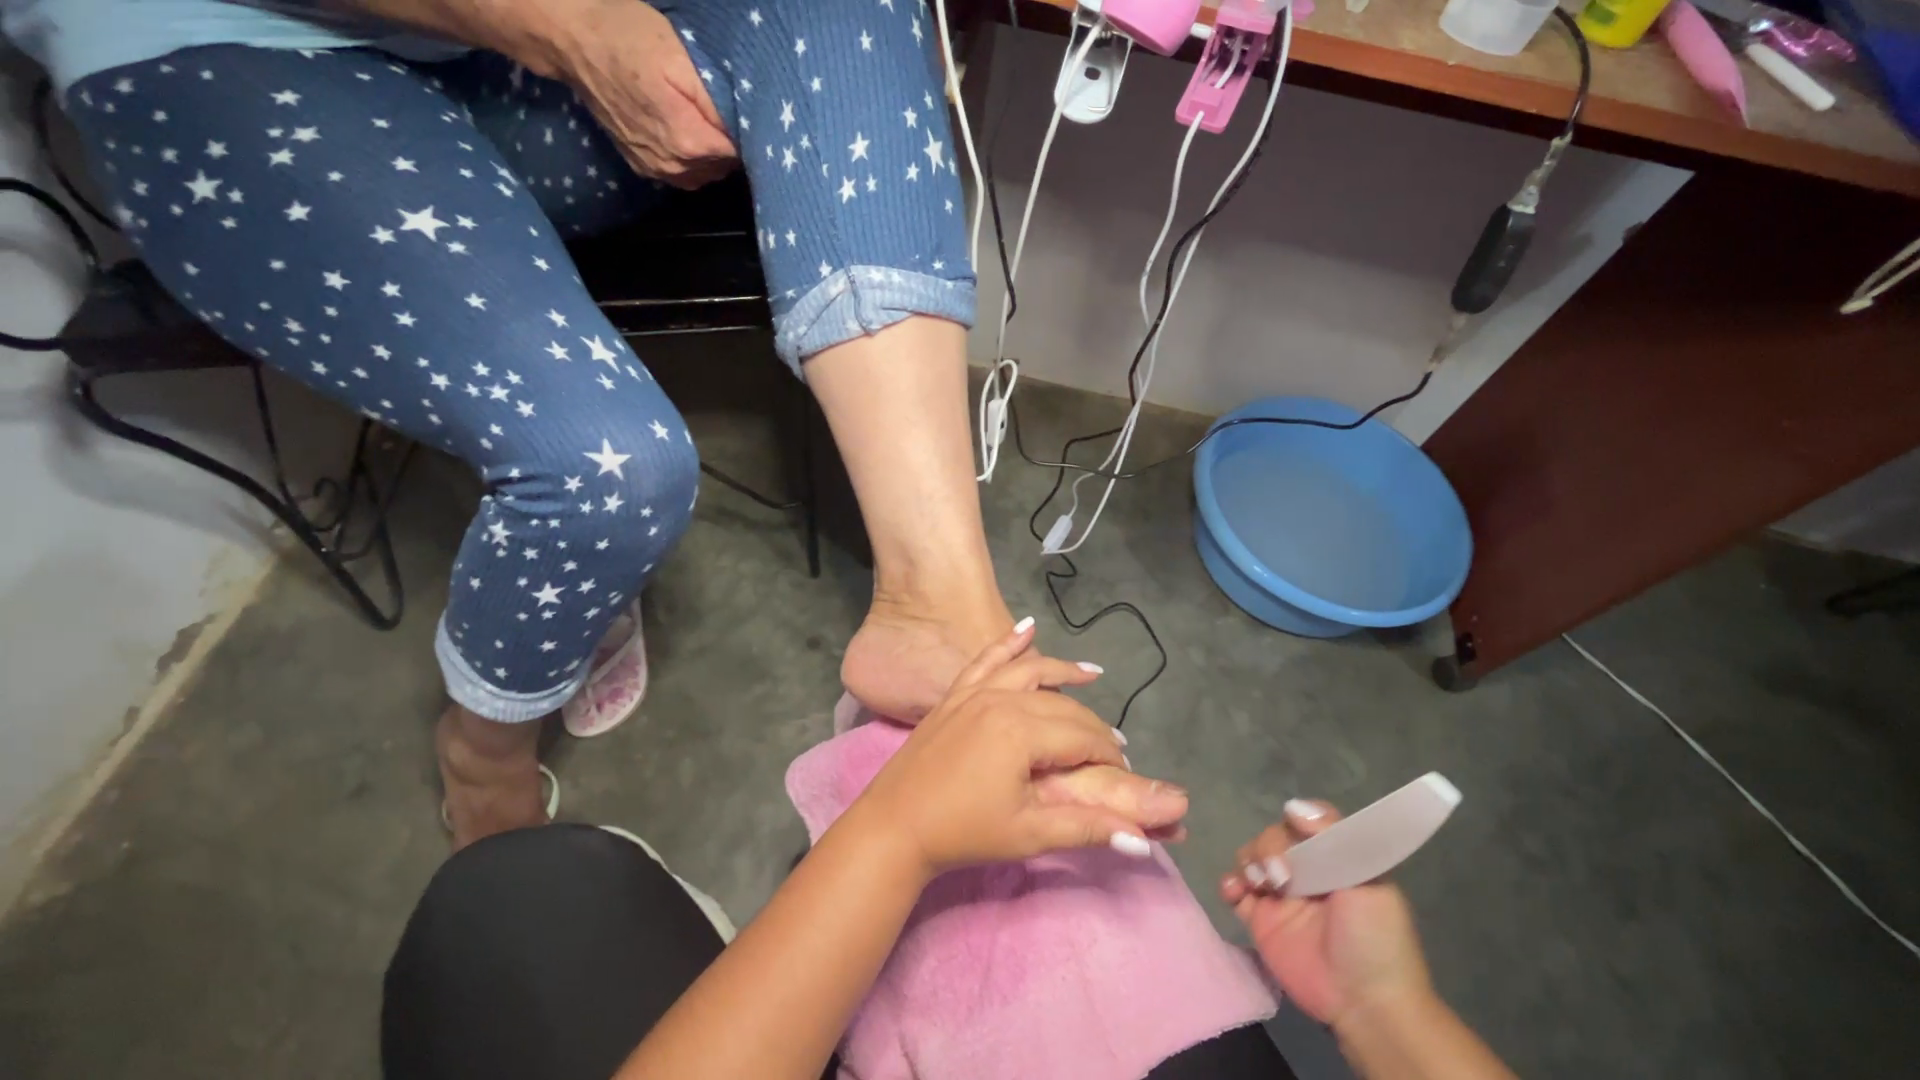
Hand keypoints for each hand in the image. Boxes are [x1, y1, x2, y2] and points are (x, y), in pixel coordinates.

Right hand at [551, 0, 735, 188]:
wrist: (573, 41)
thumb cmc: (629, 39)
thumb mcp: (682, 59)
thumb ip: (716, 103)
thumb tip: (744, 131)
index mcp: (688, 141)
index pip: (740, 154)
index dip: (748, 134)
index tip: (746, 115)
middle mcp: (674, 166)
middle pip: (725, 166)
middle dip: (732, 144)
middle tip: (726, 111)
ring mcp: (656, 170)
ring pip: (706, 173)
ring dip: (713, 153)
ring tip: (708, 121)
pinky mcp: (642, 166)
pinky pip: (684, 175)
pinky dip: (693, 160)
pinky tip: (689, 132)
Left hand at [846, 623, 1188, 876]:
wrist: (893, 827)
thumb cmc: (963, 832)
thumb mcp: (1028, 833)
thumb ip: (1086, 827)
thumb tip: (1143, 840)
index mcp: (1022, 730)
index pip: (1083, 737)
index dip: (1109, 757)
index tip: (1125, 776)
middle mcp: (1001, 700)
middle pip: (1062, 707)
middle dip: (1093, 728)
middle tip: (1113, 751)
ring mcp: (974, 693)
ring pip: (1029, 672)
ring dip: (1063, 671)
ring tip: (1093, 675)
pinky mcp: (954, 696)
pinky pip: (985, 660)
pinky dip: (1008, 643)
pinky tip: (1028, 628)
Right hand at [1220, 801, 1432, 1027]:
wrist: (1364, 1003)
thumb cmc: (1375, 939)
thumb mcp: (1369, 882)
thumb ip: (1335, 839)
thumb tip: (1293, 805)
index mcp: (1338, 858)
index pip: (1308, 822)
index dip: (1297, 820)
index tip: (1293, 827)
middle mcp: (1308, 871)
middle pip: (1274, 837)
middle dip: (1270, 847)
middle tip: (1281, 876)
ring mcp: (1282, 896)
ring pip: (1252, 858)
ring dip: (1249, 861)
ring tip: (1259, 884)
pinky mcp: (1261, 920)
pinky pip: (1235, 891)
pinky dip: (1229, 883)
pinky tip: (1235, 891)